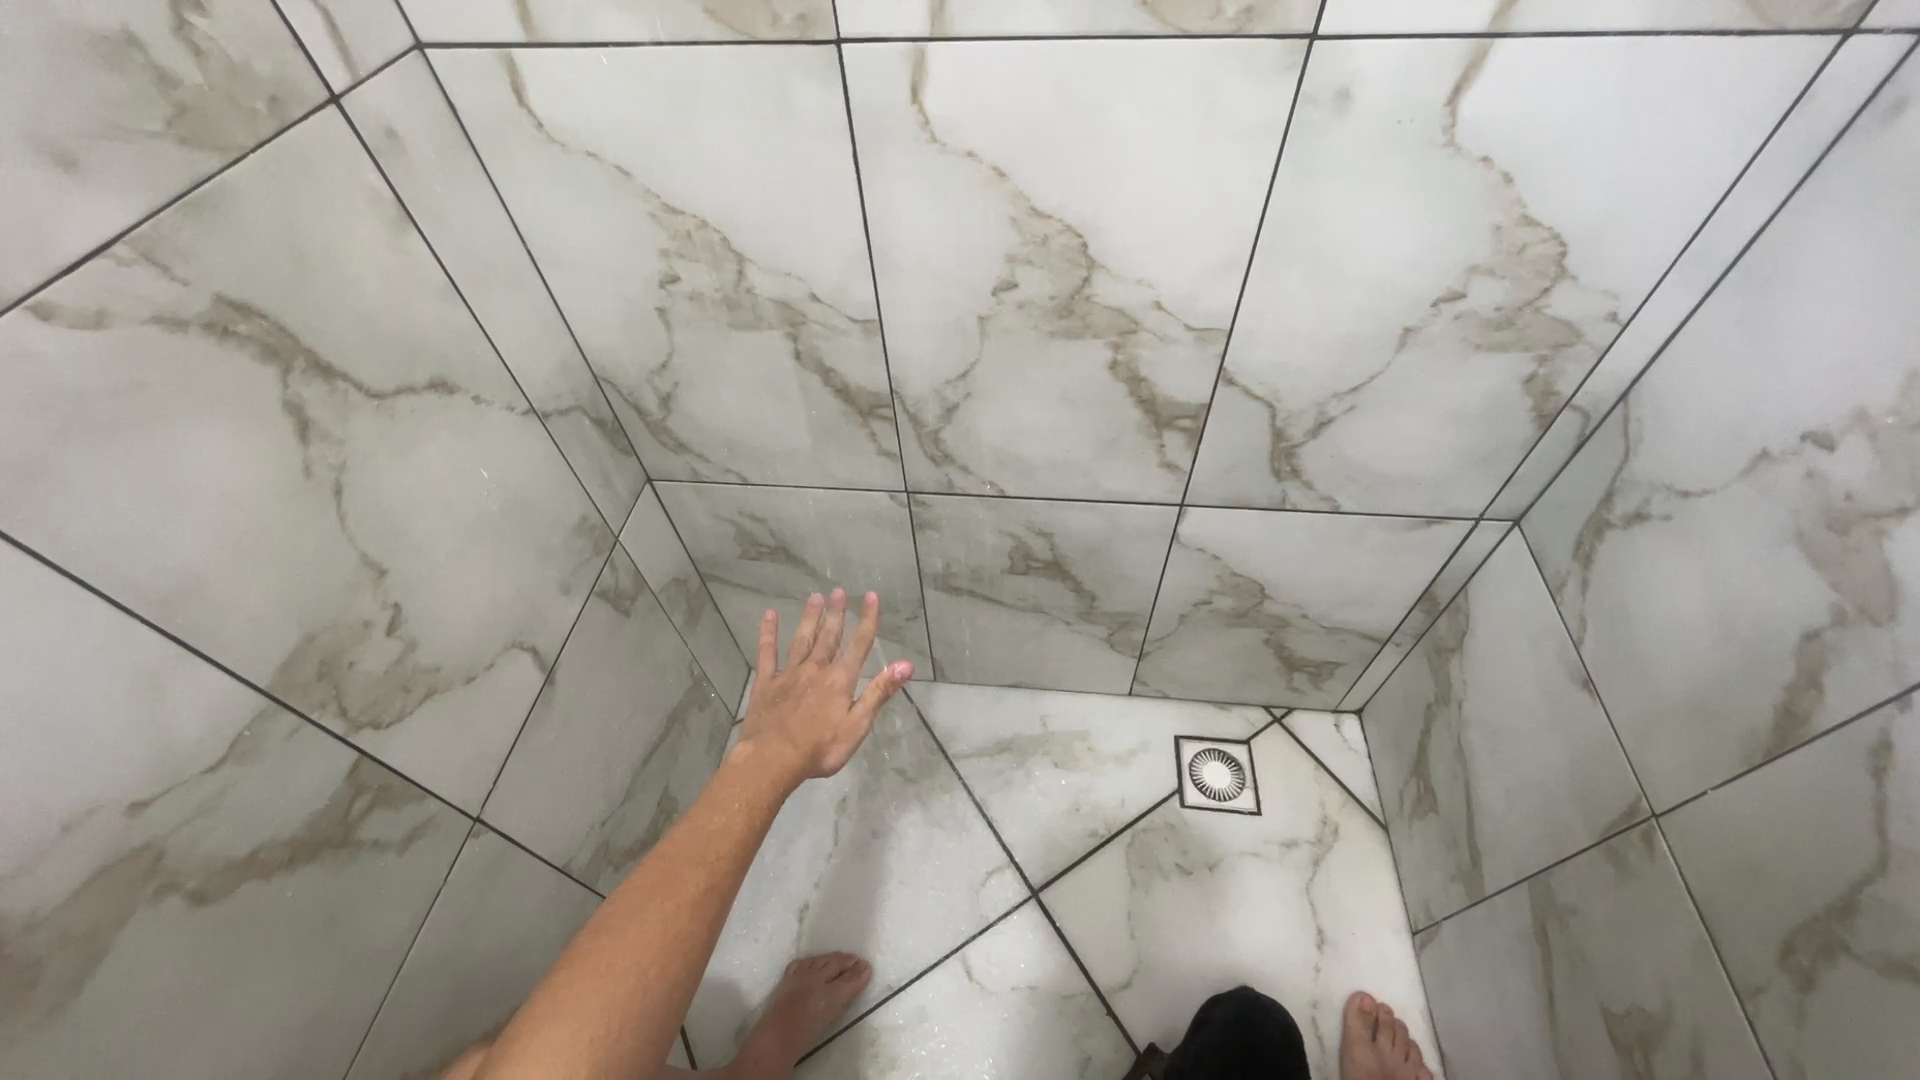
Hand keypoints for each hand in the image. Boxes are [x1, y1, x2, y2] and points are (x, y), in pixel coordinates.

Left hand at [735, 588, 913, 783]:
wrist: (772, 758)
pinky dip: (768, 633)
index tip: (871, 597)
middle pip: (829, 636)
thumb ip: (879, 692)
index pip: (859, 644)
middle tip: (839, 590)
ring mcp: (789, 674)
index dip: (867, 619)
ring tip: (815, 597)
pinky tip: (769, 616)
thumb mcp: (858, 725)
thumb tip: (906, 664)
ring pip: (802, 639)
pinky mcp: (766, 682)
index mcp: (841, 680)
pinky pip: (768, 652)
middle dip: (837, 613)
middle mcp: (816, 669)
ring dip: (810, 618)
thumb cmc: (820, 748)